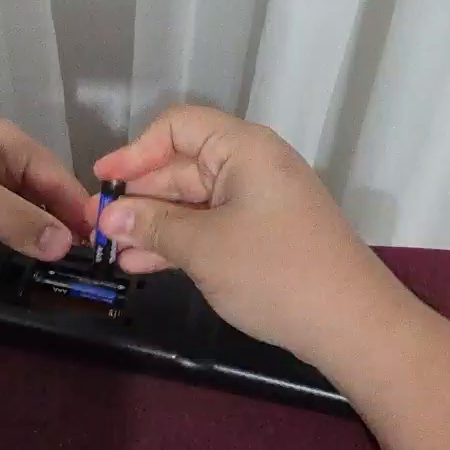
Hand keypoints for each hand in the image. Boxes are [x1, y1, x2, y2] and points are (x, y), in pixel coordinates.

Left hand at [0, 114, 88, 260]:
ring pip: (7, 206)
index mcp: (5, 140)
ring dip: (23, 232)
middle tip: (74, 262)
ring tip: (45, 266)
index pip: (57, 174)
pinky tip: (0, 259)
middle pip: (35, 190)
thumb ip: (20, 222)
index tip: (99, 243)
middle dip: (53, 222)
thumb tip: (66, 246)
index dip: (78, 207)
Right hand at [89, 105, 414, 362]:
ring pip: (194, 201)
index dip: (136, 150)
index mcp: (244, 149)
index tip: (102, 181)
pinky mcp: (263, 234)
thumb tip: (108, 217)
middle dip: (140, 195)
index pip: (179, 126)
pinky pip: (212, 225)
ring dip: (154, 223)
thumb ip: (153, 227)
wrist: (352, 322)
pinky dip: (181, 241)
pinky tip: (143, 264)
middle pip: (183, 165)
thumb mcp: (205, 247)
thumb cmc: (276, 272)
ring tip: (112, 251)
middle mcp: (252, 166)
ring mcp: (259, 201)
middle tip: (97, 226)